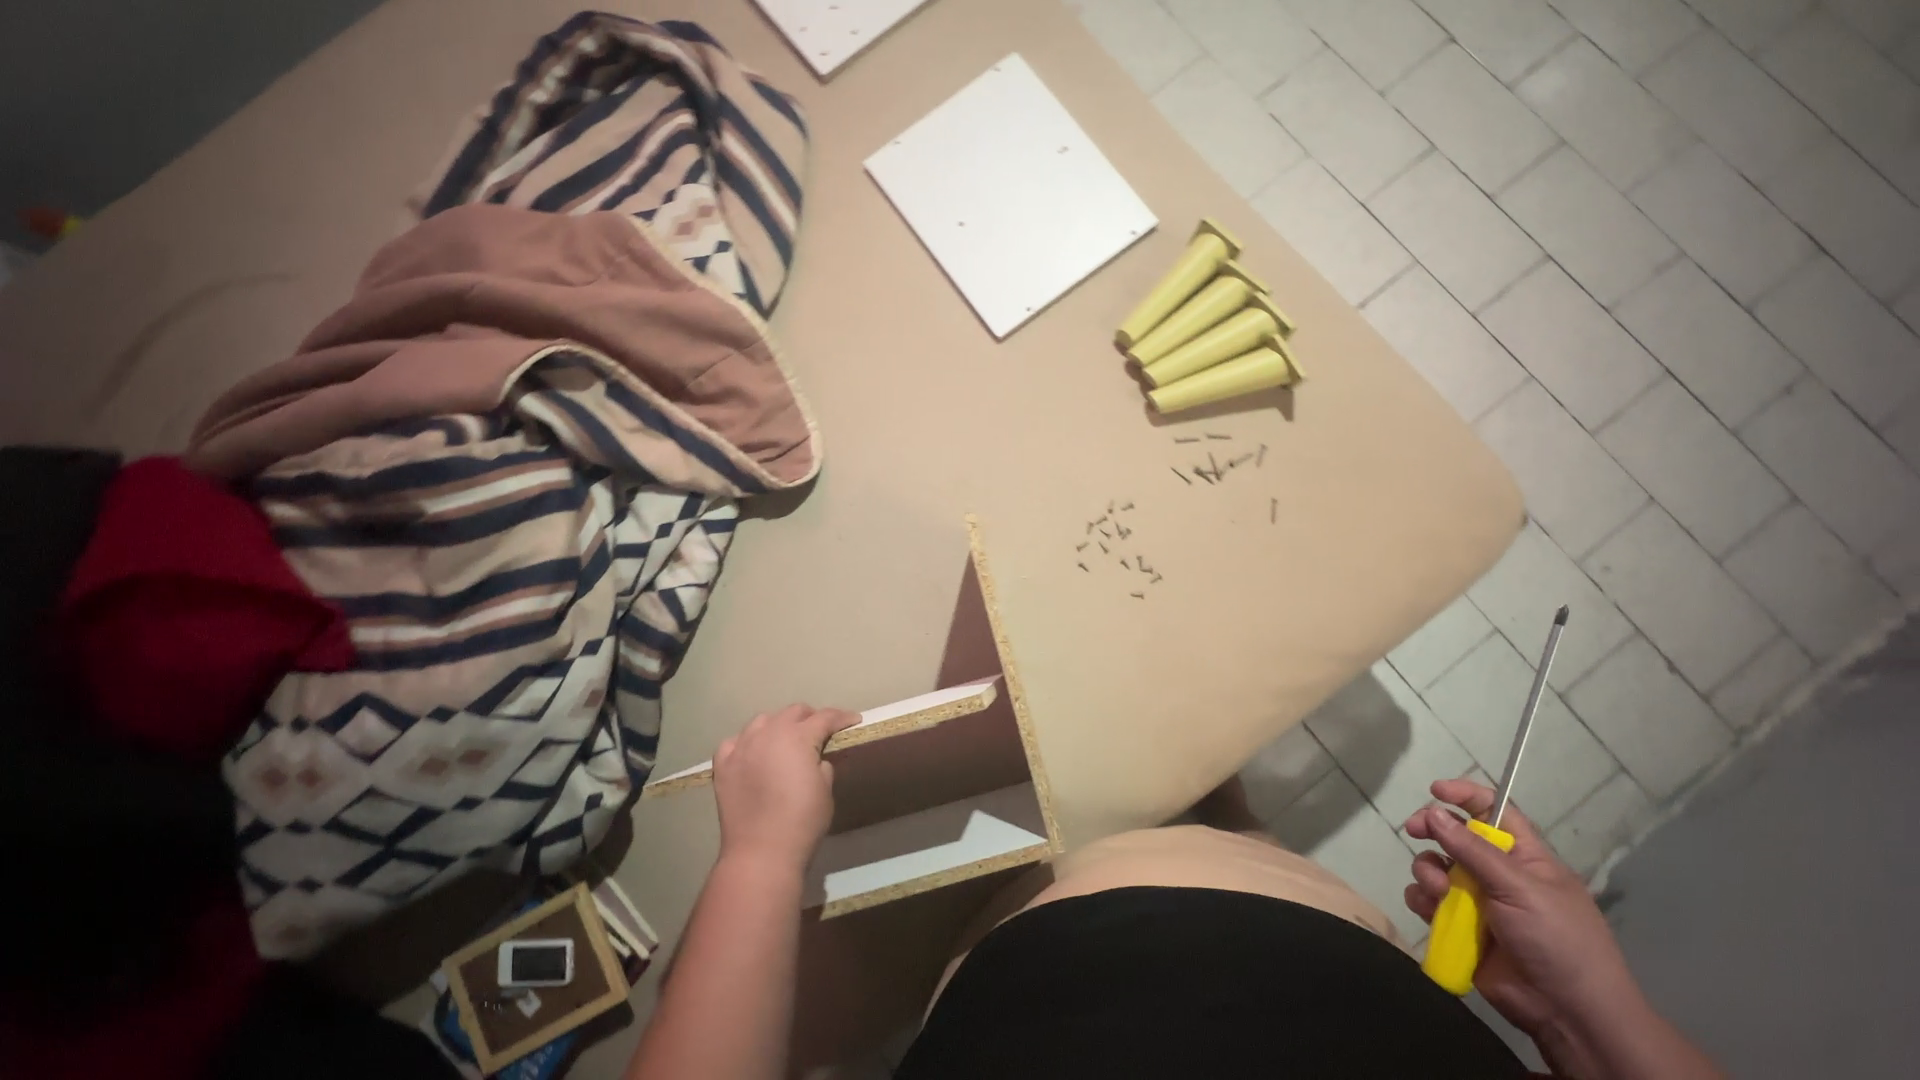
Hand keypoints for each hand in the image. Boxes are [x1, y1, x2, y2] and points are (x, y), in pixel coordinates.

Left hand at [712, 704, 859, 873]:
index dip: (842, 717)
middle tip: (822, 730)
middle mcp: (768, 734)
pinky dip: (747, 742)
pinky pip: (735, 742)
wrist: (762, 852)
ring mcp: (741, 748)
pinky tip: (753, 753)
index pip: (824, 718)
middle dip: (811, 717)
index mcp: (798, 737)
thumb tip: (814, 759)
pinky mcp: (723, 765)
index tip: (853, 720)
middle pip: (793, 712)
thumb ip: (822, 765)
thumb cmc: (802, 821)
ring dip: (779, 725)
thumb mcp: (825, 790)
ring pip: (762, 721)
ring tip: (786, 739)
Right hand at [1404, 780, 1640, 1048]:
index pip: (1495, 812)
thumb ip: (1473, 850)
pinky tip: (1431, 910)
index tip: (1435, 791)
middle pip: (1455, 836)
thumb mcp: (1519, 888)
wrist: (1566, 1011)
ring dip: (1428, 872)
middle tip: (1413, 829)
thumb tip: (1434, 812)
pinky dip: (1422, 901)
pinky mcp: (1460, 927)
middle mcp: (1498, 874)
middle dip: (1432, 830)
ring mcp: (1478, 901)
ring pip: (1436, 867)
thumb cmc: (1557, 940)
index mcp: (1525, 858)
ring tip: (1437, 891)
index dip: (1466, 796)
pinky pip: (1427, 901)